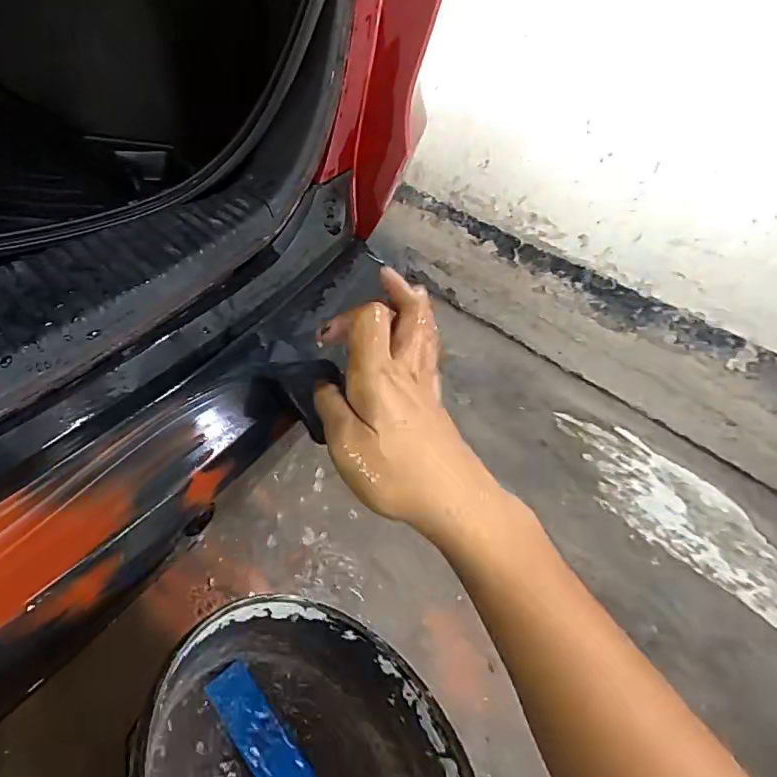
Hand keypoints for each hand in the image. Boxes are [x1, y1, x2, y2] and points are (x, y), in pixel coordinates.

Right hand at [312, 267, 509, 540]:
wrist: (454, 501)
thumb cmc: (394, 474)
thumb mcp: (346, 446)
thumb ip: (331, 408)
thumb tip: (324, 383)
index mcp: (378, 375)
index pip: (369, 319)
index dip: (344, 318)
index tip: (323, 340)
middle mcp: (405, 371)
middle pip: (410, 317)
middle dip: (398, 292)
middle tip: (385, 276)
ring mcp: (425, 386)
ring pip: (425, 333)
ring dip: (416, 307)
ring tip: (410, 291)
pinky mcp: (435, 403)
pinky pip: (431, 354)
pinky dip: (425, 334)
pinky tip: (421, 341)